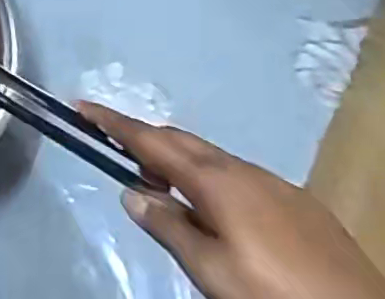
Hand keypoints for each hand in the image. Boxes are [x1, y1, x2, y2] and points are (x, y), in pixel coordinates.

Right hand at [78, 103, 384, 298]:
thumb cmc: (278, 297)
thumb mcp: (213, 275)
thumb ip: (170, 229)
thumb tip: (134, 192)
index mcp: (216, 181)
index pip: (151, 141)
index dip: (113, 122)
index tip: (81, 105)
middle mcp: (243, 170)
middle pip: (181, 141)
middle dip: (146, 140)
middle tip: (119, 154)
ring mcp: (277, 184)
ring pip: (213, 158)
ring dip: (181, 163)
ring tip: (168, 192)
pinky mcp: (303, 206)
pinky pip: (241, 177)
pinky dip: (214, 181)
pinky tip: (222, 216)